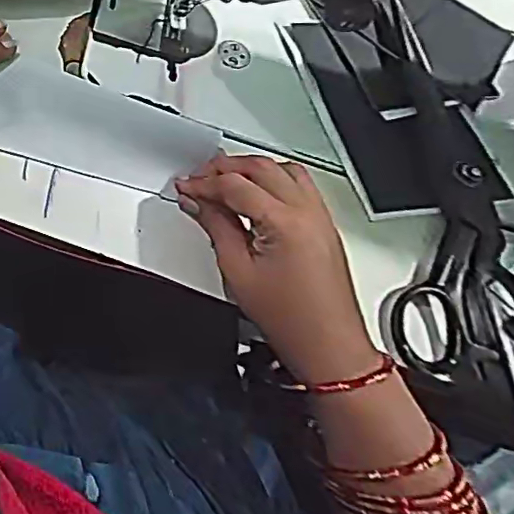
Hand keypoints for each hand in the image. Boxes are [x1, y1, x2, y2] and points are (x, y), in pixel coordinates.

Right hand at [175, 155, 378, 383]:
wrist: (328, 345)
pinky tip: (254, 193)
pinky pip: (300, 185)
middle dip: (224, 168)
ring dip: (250, 169)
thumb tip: (198, 203)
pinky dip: (272, 179)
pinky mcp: (325, 226)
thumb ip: (215, 226)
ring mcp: (321, 218)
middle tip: (198, 180)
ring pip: (283, 169)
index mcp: (285, 223)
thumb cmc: (291, 318)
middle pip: (260, 167)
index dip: (203, 183)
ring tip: (224, 181)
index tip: (185, 188)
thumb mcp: (236, 269)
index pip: (234, 185)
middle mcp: (309, 214)